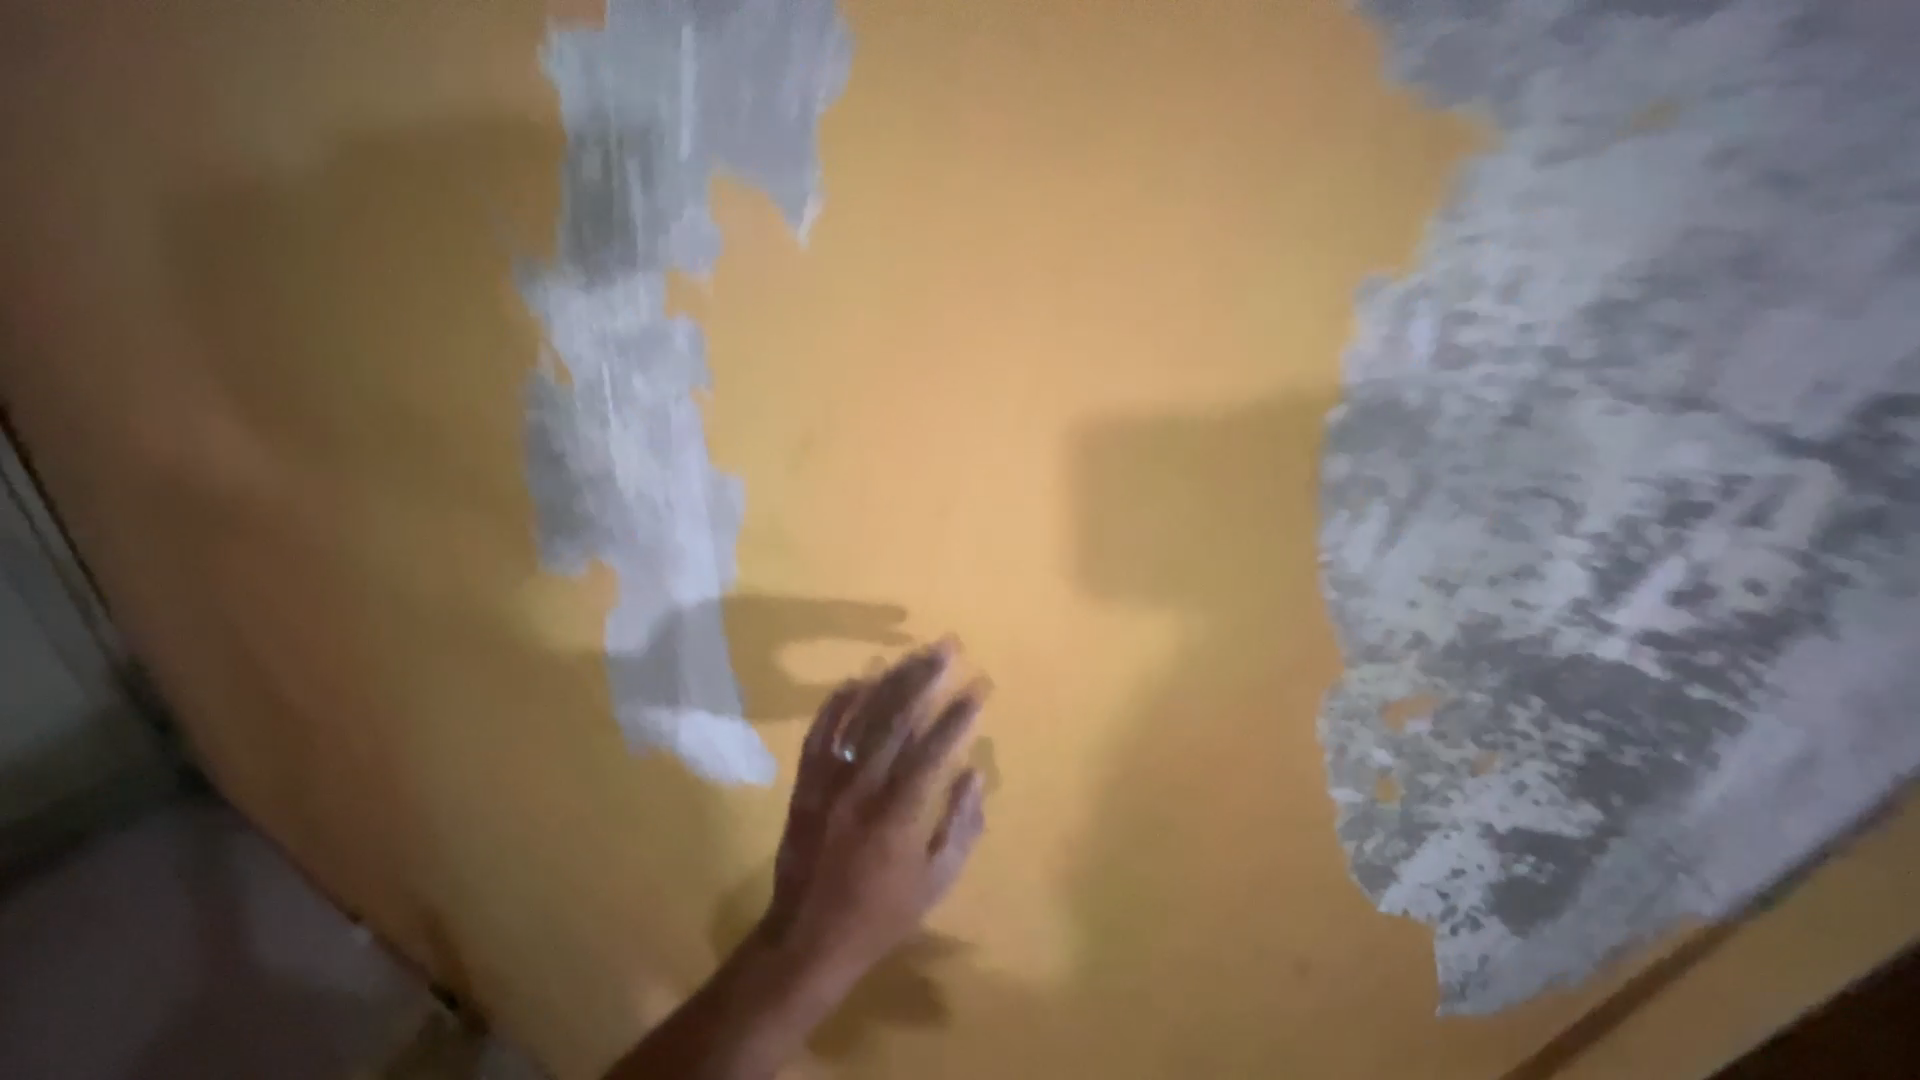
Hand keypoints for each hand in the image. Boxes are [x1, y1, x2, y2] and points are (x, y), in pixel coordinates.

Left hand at [759, 639, 988, 985]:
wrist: (807, 938)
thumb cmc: (881, 915)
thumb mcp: (935, 881)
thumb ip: (960, 825)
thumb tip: (974, 772)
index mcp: (899, 813)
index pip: (934, 747)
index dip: (959, 714)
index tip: (980, 686)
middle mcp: (862, 786)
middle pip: (896, 718)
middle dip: (925, 677)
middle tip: (948, 647)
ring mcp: (827, 780)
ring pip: (860, 716)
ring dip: (888, 679)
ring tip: (912, 653)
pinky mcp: (804, 783)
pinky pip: (820, 731)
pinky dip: (839, 702)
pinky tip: (859, 679)